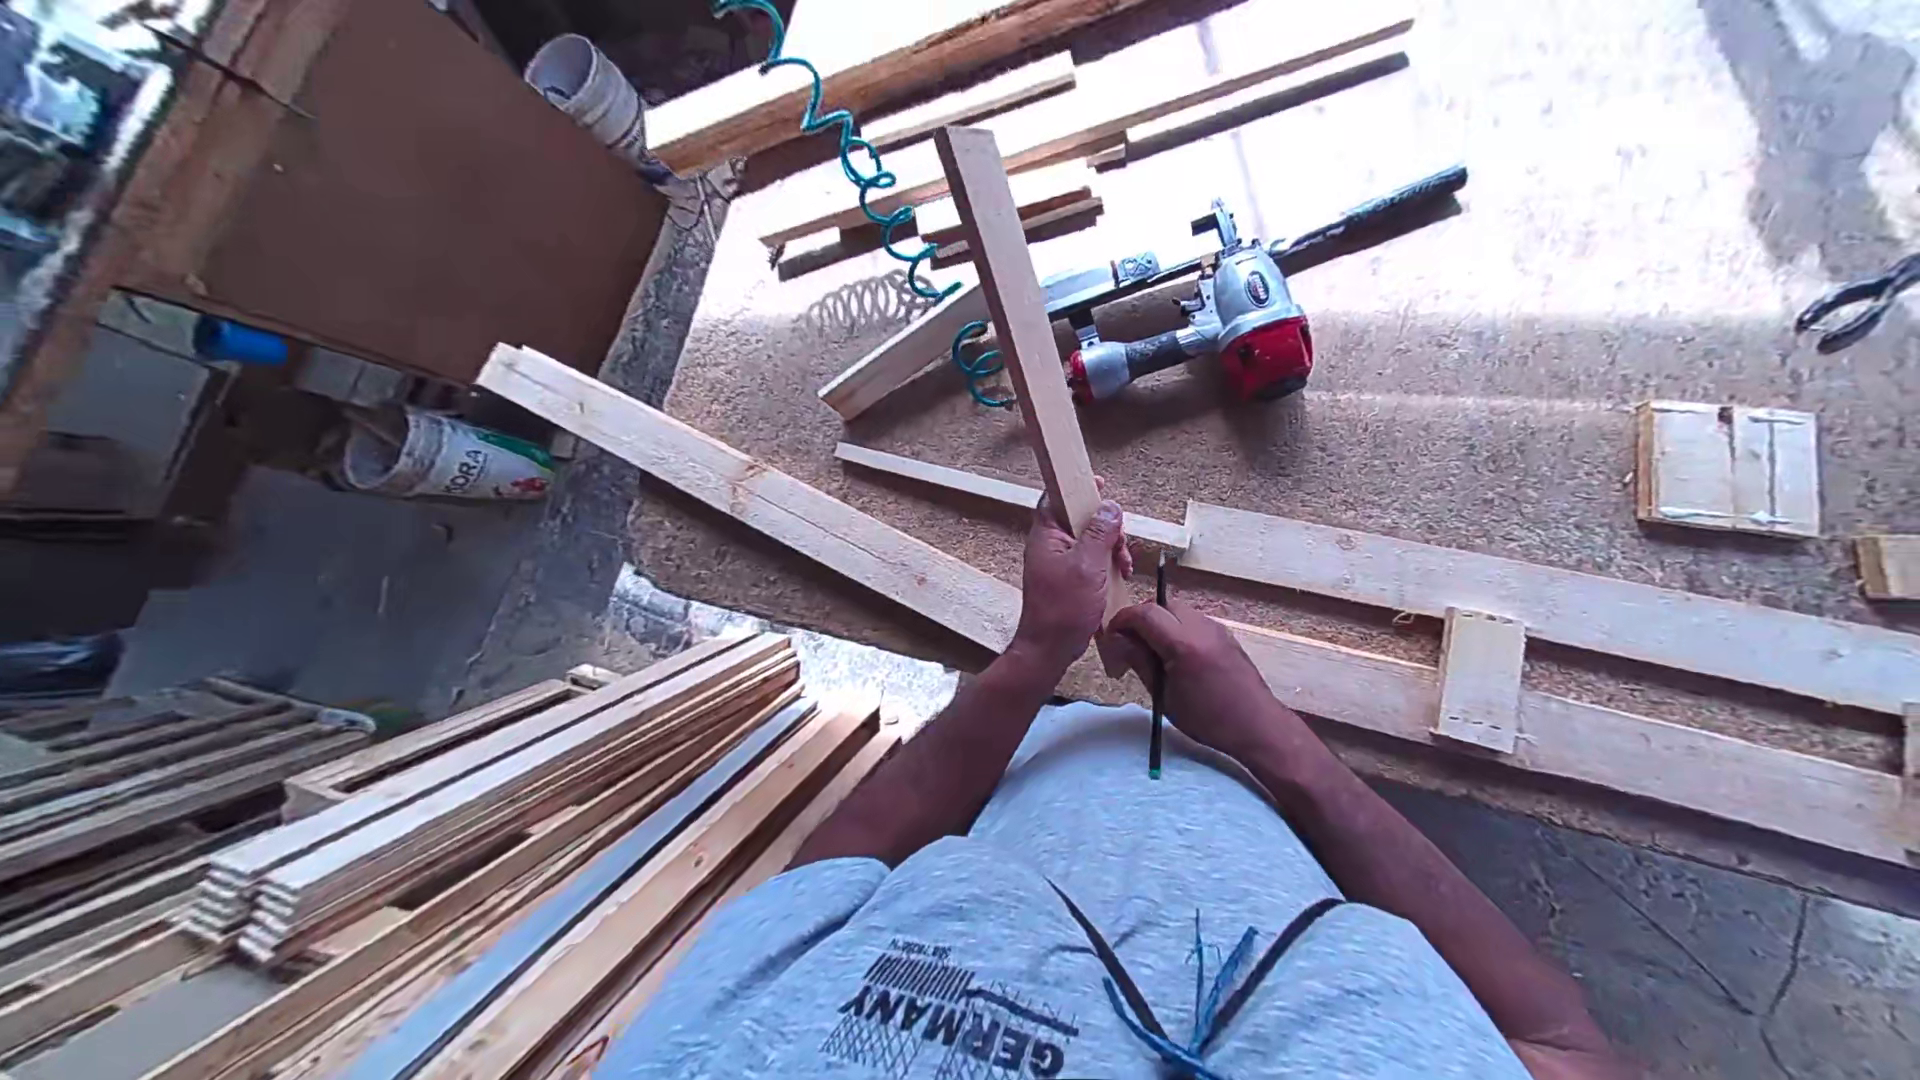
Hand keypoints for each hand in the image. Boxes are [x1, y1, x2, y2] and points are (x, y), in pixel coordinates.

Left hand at [1011, 491, 1131, 668]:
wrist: (1051, 648)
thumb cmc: (1062, 609)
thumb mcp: (1087, 566)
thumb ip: (1099, 533)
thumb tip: (1109, 507)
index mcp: (1047, 536)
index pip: (1057, 498)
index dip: (1078, 489)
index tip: (1099, 485)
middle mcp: (1050, 545)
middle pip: (1081, 519)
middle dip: (1107, 528)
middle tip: (1120, 545)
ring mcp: (1059, 562)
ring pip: (1090, 541)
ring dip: (1111, 549)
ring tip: (1123, 566)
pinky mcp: (1069, 578)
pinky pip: (1091, 560)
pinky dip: (1107, 564)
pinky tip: (1119, 575)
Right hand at [1098, 598, 1296, 759]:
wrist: (1258, 727)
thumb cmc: (1208, 720)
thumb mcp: (1164, 695)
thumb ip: (1140, 661)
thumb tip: (1118, 641)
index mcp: (1183, 644)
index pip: (1144, 613)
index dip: (1122, 619)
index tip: (1112, 635)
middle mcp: (1201, 628)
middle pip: (1161, 604)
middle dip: (1140, 617)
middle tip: (1129, 642)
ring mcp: (1216, 628)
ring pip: (1177, 609)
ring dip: (1159, 621)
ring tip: (1151, 649)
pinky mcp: (1224, 634)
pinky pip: (1192, 619)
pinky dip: (1176, 626)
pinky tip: (1174, 652)